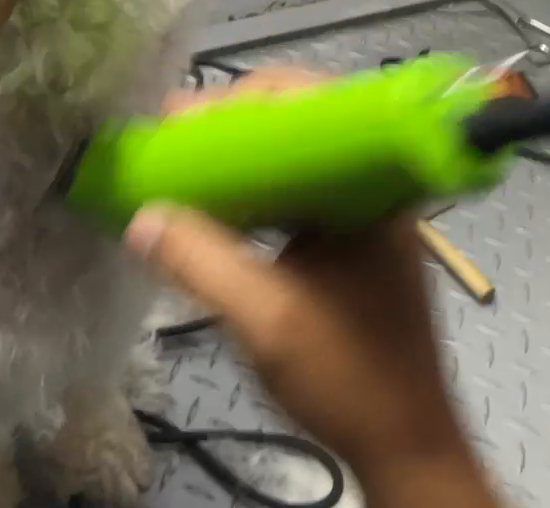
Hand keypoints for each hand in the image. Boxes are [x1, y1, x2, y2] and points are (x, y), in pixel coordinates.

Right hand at [125, 71, 497, 505]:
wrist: (408, 450)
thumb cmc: (349, 378)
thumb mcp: (265, 319)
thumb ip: (200, 264)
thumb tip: (141, 218)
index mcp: (368, 189)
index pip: (308, 106)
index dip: (242, 100)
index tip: (184, 115)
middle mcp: (371, 189)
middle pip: (298, 124)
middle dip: (232, 121)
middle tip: (174, 129)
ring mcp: (364, 215)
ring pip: (295, 157)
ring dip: (240, 153)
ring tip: (186, 156)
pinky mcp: (352, 242)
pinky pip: (296, 191)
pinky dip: (256, 188)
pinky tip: (219, 203)